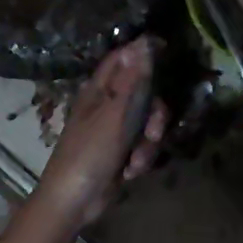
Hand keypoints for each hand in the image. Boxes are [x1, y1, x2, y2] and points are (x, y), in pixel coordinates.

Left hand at [36, 38, 167, 227]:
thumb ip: (132, 80)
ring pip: (146, 123)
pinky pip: (142, 146)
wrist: (74, 201)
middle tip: (153, 131)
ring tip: (135, 161)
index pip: (123, 59)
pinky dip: (140, 159)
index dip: (144, 52)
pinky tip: (130, 173)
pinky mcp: (120, 152)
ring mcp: (113, 130)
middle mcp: (106, 105)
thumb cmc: (89, 154)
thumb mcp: (115, 115)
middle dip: (154, 114)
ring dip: (147, 143)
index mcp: (98, 90)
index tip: (168, 51)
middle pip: (143, 93)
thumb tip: (144, 41)